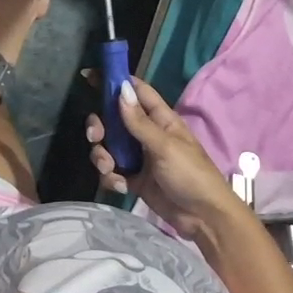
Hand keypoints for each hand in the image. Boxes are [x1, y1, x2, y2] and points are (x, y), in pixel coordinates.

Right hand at [87, 77, 248, 240]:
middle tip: (96, 137)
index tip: (89, 75)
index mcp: (160, 120)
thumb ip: (139, 122)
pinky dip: (110, 177)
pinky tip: (120, 186)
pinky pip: (112, 171)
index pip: (136, 91)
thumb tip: (121, 90)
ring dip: (102, 156)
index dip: (115, 81)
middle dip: (100, 127)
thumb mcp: (165, 146)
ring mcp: (139, 158)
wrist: (203, 218)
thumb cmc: (191, 175)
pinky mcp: (133, 180)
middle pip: (113, 120)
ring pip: (108, 147)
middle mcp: (147, 134)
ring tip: (109, 169)